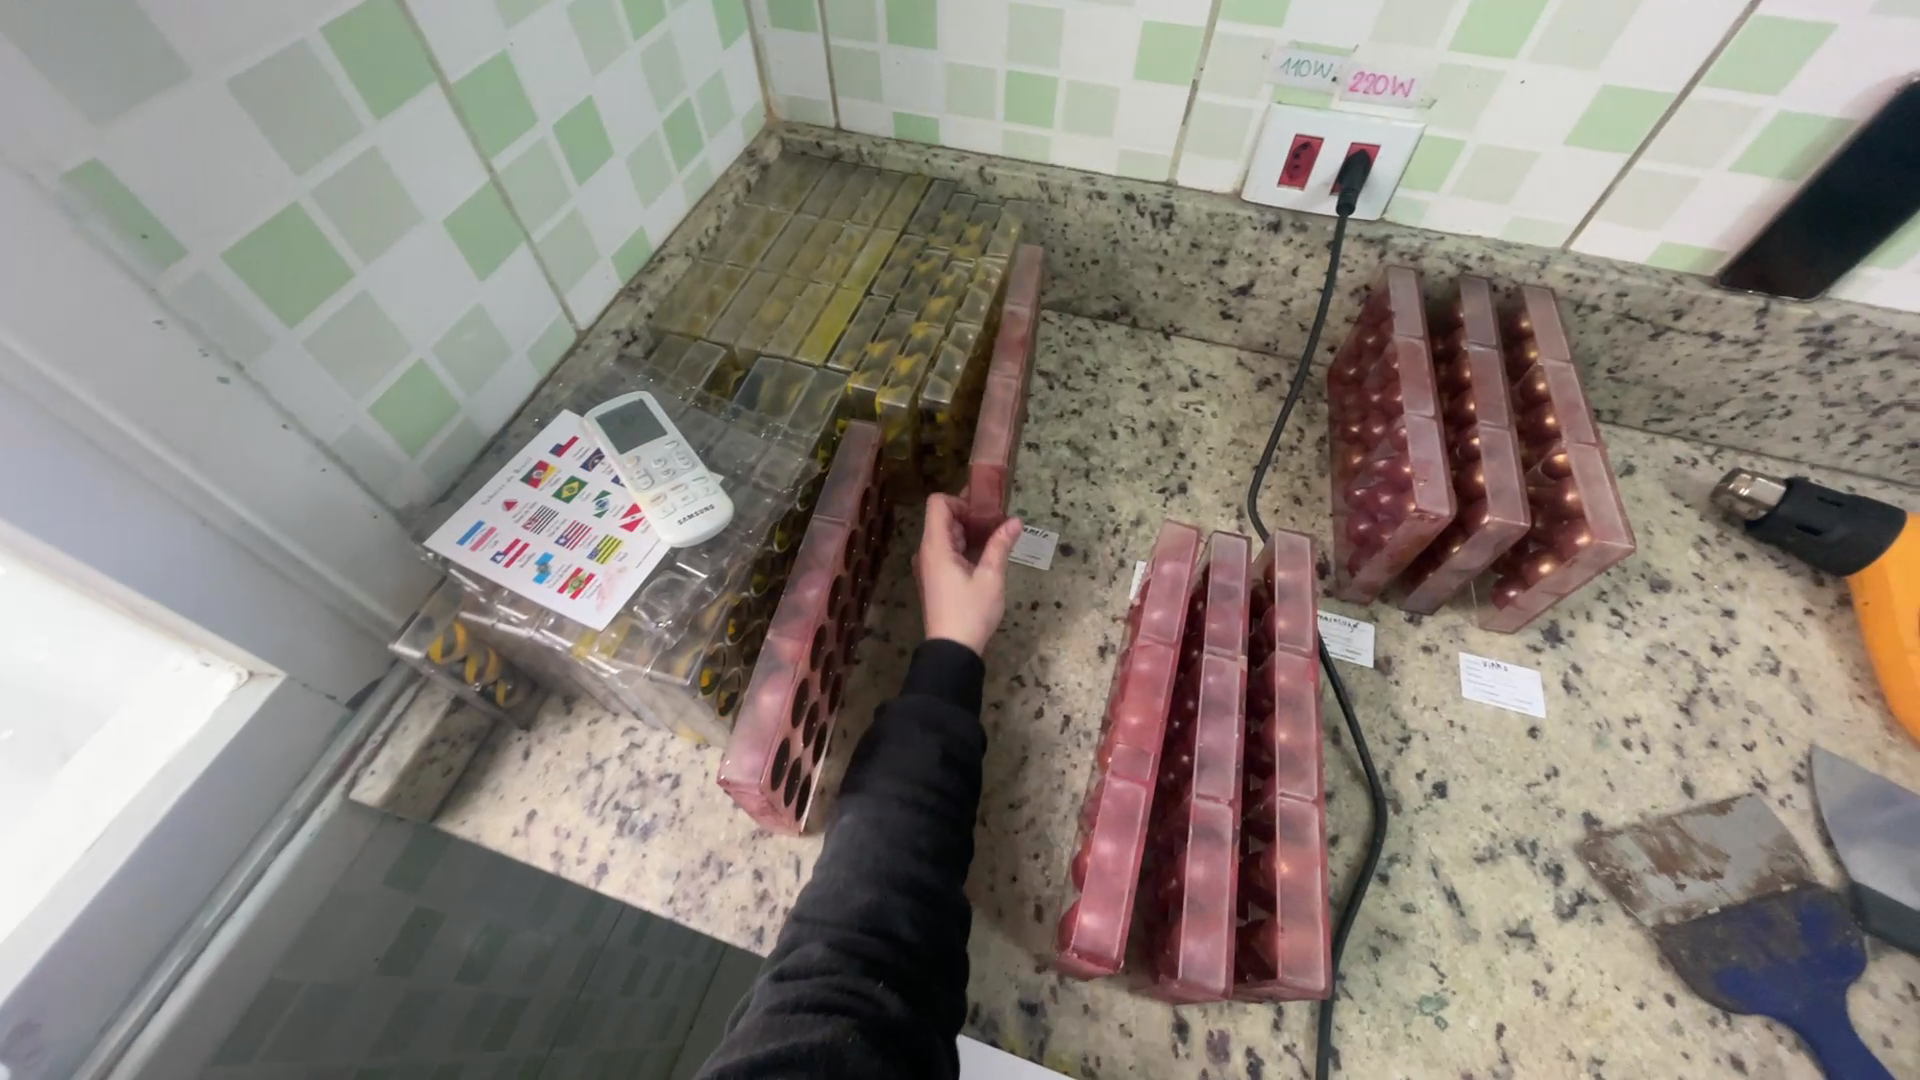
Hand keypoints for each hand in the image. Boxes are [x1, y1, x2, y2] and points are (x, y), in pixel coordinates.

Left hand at [913, 493, 1021, 654]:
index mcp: (935, 546)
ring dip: (969, 531)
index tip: (983, 514)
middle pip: (942, 517)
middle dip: (969, 514)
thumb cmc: (971, 612)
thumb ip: (1001, 545)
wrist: (952, 650)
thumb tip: (1015, 521)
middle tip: (997, 521)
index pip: (937, 503)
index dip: (960, 501)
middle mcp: (926, 552)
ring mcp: (928, 566)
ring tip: (995, 538)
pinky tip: (985, 557)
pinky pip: (946, 551)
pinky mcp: (934, 578)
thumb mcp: (991, 577)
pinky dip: (964, 547)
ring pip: (946, 535)